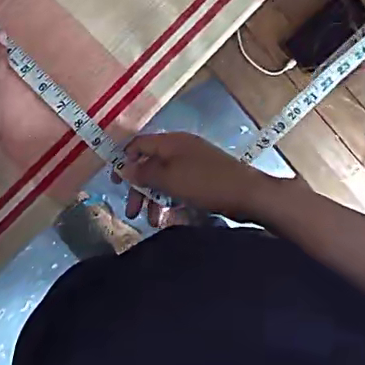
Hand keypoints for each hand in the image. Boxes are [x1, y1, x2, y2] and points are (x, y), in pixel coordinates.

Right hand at [115, 131, 288, 227]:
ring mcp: (194, 163)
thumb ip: (144, 172)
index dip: (124, 161)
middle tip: (132, 211)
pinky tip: (170, 217)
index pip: (139, 144)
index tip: (116, 184)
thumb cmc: (206, 183)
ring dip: (154, 199)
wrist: (249, 195)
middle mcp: (181, 149)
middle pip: (150, 165)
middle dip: (139, 189)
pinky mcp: (205, 179)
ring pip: (164, 179)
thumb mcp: (170, 178)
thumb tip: (123, 168)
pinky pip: (180, 187)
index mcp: (171, 142)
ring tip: (152, 222)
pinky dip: (171, 200)